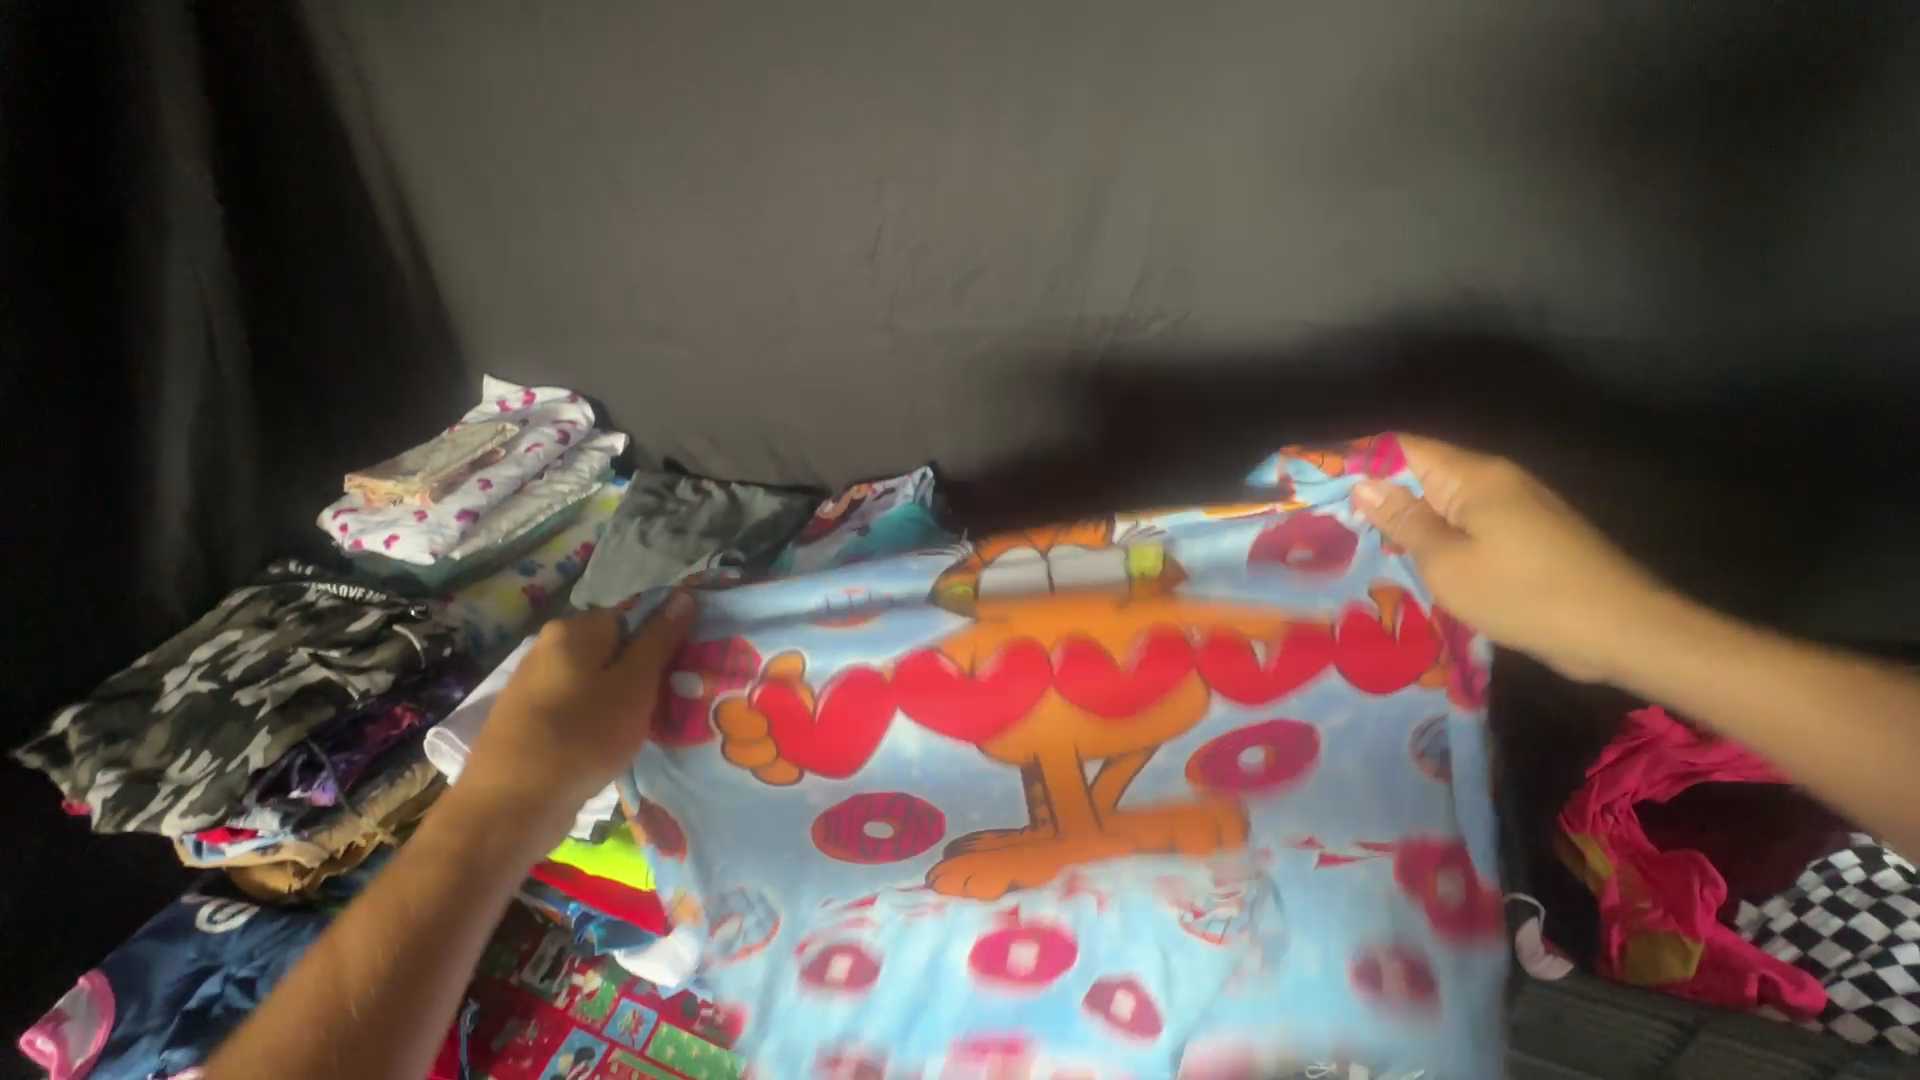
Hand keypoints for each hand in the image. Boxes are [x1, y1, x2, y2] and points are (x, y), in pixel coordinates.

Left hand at [456, 593, 694, 833]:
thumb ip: (659, 640)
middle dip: (645, 672)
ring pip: (597, 680)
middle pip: (615, 647)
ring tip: (645, 727)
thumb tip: (682, 596)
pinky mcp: (528, 719)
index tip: (683, 671)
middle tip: (671, 702)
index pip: (635, 616)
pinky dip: (598, 719)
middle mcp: (547, 646)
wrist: (508, 808)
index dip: (664, 641)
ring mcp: (533, 684)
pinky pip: (578, 705)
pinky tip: (610, 744)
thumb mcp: (634, 686)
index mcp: (573, 629)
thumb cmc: (581, 738)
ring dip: (623, 699)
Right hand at [1354, 436, 1669, 681]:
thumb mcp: (1449, 563)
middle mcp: (1495, 480)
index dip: (1356, 459)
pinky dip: (1432, 534)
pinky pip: (1464, 522)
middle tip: (1326, 519)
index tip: (1314, 483)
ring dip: (1402, 516)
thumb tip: (1364, 485)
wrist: (1626, 631)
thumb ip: (1404, 521)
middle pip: (1420, 470)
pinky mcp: (1527, 533)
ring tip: (1356, 541)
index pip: (1400, 448)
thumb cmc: (1526, 595)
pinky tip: (1410, 560)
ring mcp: (1515, 507)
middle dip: (1373, 490)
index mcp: (1474, 477)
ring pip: (1442, 499)